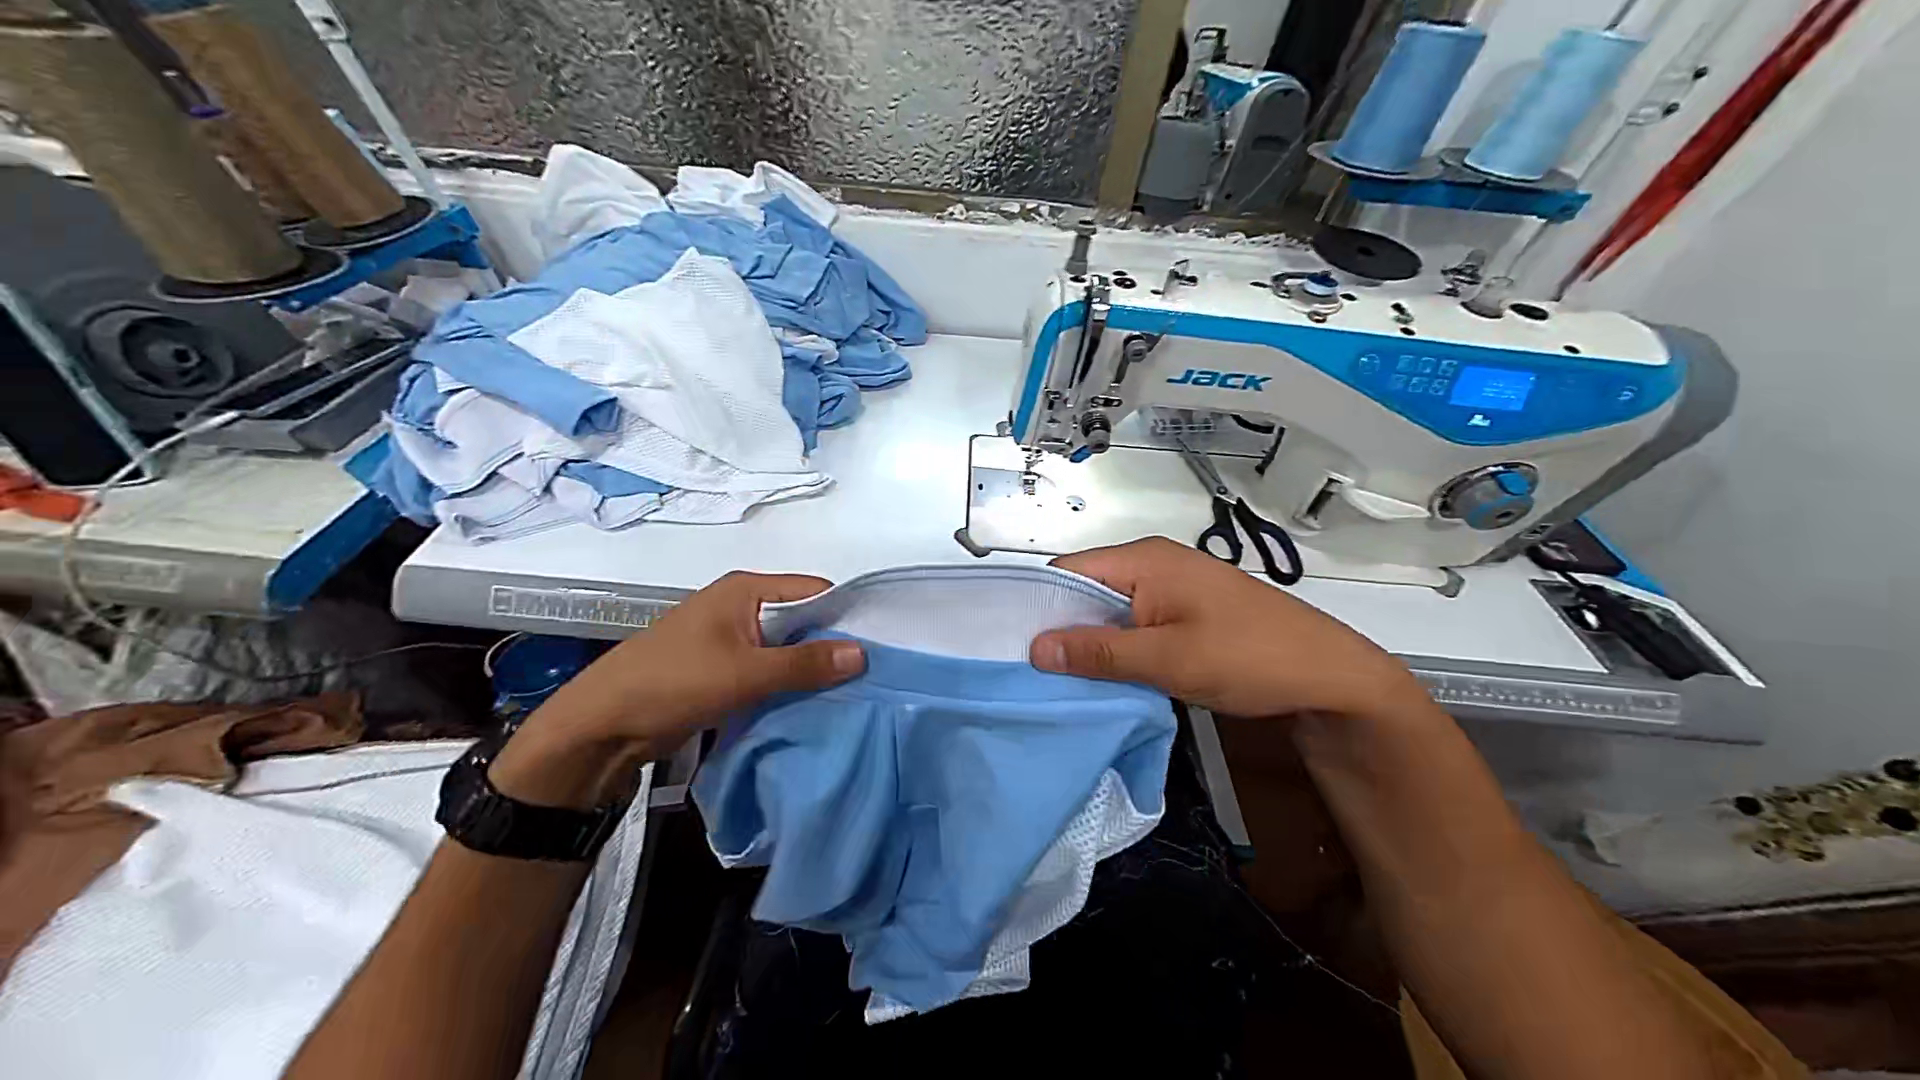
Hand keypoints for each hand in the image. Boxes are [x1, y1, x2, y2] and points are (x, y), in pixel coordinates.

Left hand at [490, 572, 864, 808]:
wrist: (602, 726)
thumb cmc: (672, 682)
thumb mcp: (745, 672)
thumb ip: (805, 663)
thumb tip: (862, 654)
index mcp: (745, 589)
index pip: (812, 592)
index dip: (845, 615)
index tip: (879, 644)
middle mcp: (739, 607)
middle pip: (800, 621)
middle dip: (830, 647)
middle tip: (870, 676)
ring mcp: (729, 640)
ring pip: (784, 650)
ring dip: (808, 670)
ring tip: (850, 693)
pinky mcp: (721, 670)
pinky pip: (766, 671)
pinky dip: (786, 685)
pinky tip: (812, 705)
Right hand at [1030, 537, 1432, 721]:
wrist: (1331, 676)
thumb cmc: (1249, 657)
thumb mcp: (1168, 659)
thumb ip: (1099, 652)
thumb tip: (1034, 649)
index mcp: (1145, 559)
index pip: (1068, 569)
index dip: (1038, 604)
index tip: (1012, 645)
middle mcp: (1153, 562)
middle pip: (1085, 588)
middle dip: (1061, 626)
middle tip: (1032, 670)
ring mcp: (1171, 586)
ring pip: (1109, 608)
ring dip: (1089, 639)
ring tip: (1060, 677)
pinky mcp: (1184, 609)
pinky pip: (1133, 621)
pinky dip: (1116, 645)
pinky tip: (1103, 674)